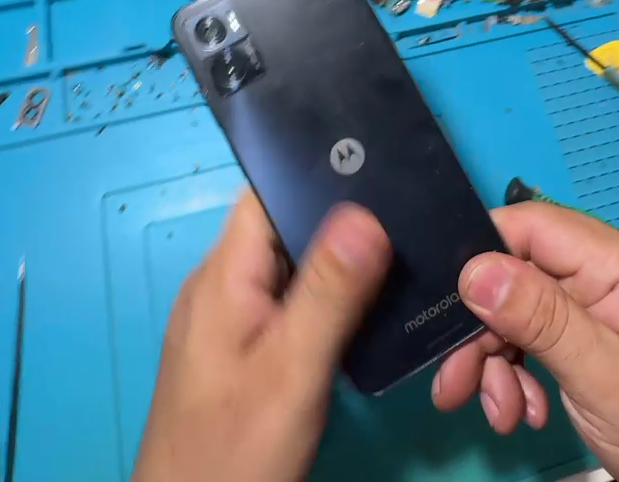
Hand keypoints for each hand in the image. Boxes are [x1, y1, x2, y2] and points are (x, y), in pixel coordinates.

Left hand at [132, 192, 391, 481]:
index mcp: (223, 274)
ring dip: (332, 260)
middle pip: (280, 227)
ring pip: (286, 265)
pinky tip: (359, 306)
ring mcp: (225, 319)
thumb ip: (329, 292)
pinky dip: (320, 296)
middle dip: (336, 219)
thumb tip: (365, 213)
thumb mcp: (292, 369)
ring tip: (392, 254)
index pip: (267, 194)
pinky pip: (282, 299)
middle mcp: (218, 285)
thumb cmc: (236, 450)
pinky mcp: (236, 349)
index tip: (373, 167)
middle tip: (400, 215)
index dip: (317, 175)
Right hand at [431, 202, 618, 481]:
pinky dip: (515, 372)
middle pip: (515, 273)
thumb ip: (542, 318)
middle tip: (455, 382)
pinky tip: (522, 411)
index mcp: (616, 262)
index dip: (482, 254)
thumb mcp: (605, 377)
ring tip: (500, 412)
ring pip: (515, 308)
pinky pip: (530, 335)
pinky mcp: (583, 334)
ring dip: (495, 359)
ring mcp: (592, 303)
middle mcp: (601, 271)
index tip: (449, 307)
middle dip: (482, 328)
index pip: (530, 225)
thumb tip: (475, 269)